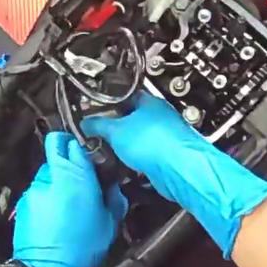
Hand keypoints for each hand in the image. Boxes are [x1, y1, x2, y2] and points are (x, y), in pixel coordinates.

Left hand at [13, 133, 127, 266]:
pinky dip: (46, 200)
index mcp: (74, 175)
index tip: (87, 155)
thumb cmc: (79, 250)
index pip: (69, 141)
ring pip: (46, 176)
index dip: (78, 146)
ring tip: (68, 205)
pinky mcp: (22, 205)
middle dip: (67, 164)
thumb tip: (111, 186)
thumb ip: (111, 197)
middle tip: (80, 181)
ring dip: (57, 184)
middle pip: (56, 155)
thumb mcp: (108, 223)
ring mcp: (33, 191)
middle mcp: (50, 177)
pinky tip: (55, 217)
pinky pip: (37, 194)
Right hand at [82, 94, 266, 255]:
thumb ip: (99, 125)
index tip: (95, 111)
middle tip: (98, 134)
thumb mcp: (117, 130)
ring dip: (124, 147)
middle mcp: (159, 119)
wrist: (179, 170)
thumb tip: (87, 123)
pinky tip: (125, 166)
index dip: (109, 103)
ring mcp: (164, 139)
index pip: (126, 96)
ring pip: (138, 140)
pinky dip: (134, 162)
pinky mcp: (165, 159)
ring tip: (108, 152)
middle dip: (114, 129)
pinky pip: (145, 158)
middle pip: (131, 120)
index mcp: (150, 102)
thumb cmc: (157, 143)